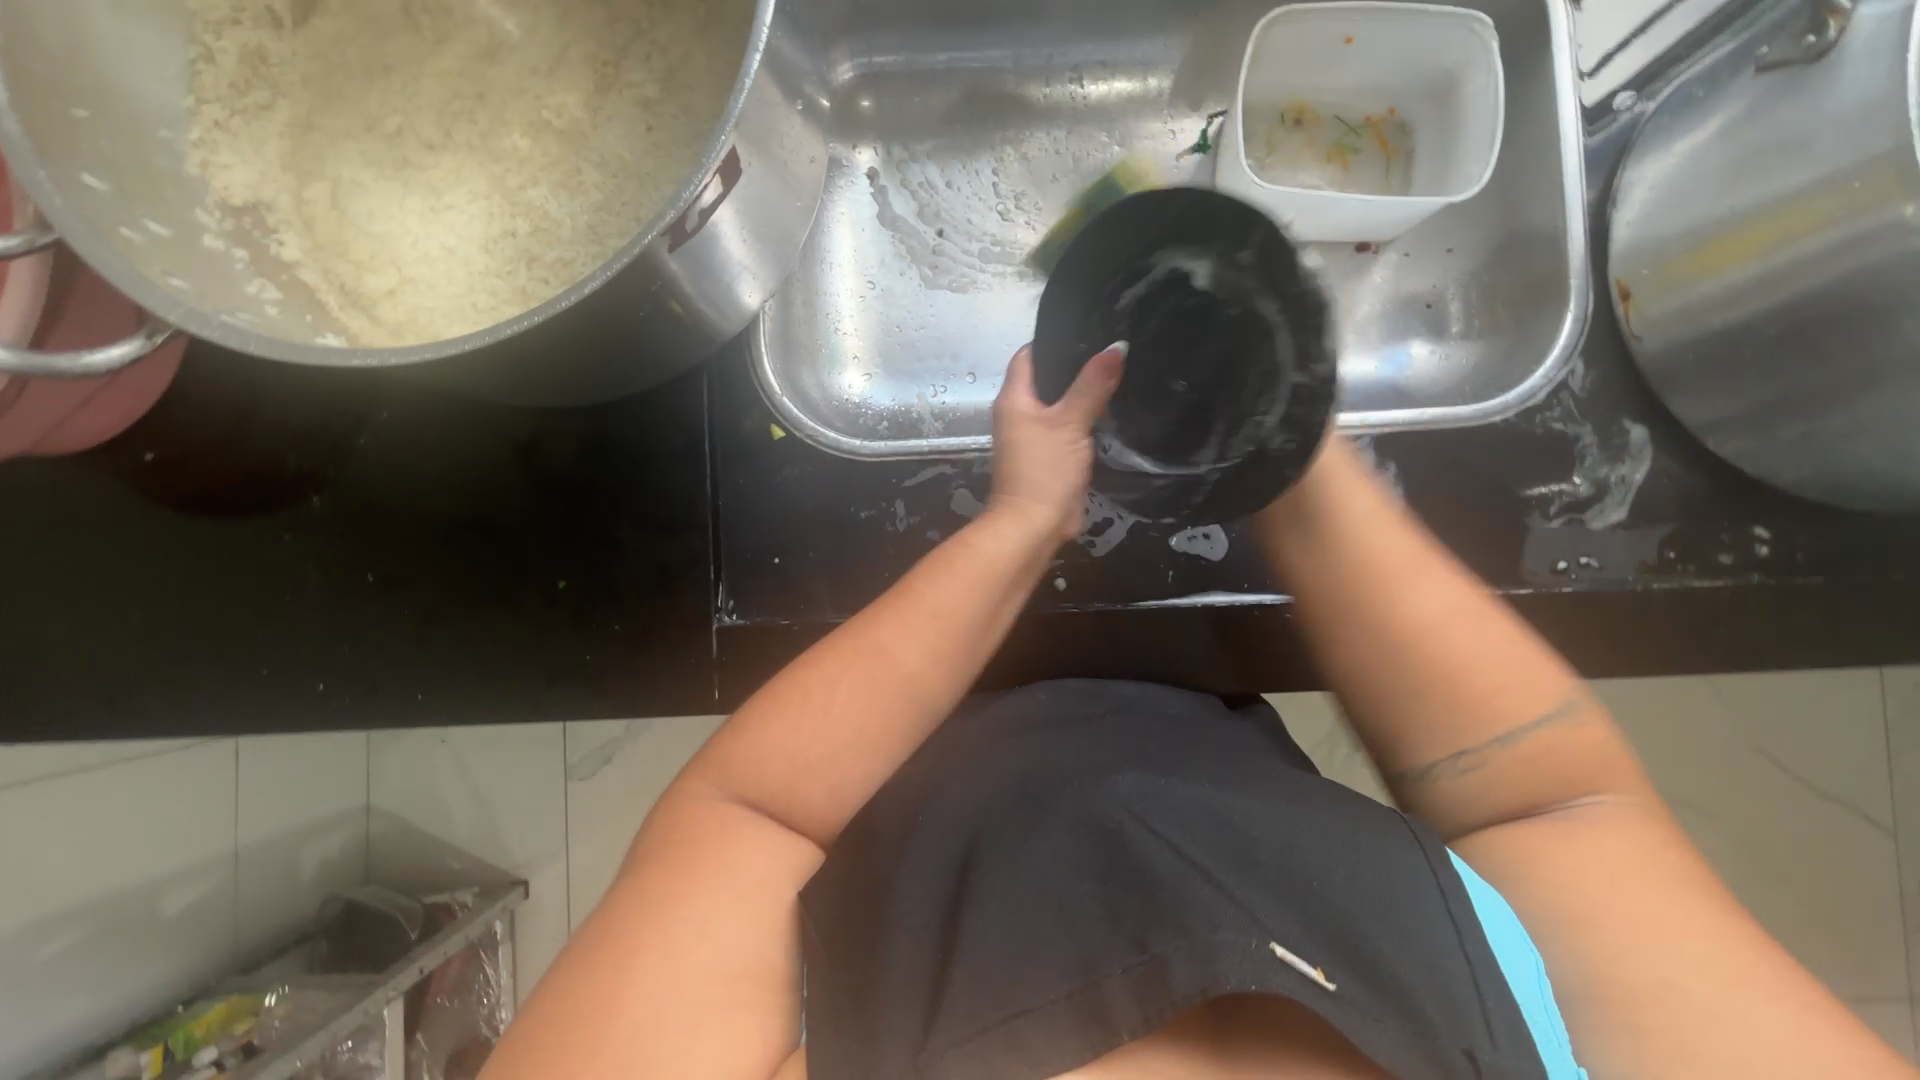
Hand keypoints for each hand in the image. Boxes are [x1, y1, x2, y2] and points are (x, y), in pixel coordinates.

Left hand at [986, 341, 1126, 545]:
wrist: (1033, 526)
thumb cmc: (1043, 470)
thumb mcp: (1070, 422)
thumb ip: (1092, 385)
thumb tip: (1117, 346)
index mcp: (1014, 399)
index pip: (1029, 354)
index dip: (1054, 339)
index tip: (1089, 326)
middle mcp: (1020, 414)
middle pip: (1048, 379)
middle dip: (1077, 365)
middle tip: (1115, 345)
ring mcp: (1036, 438)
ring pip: (1062, 405)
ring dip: (1085, 393)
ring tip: (1121, 369)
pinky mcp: (1052, 458)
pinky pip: (1071, 429)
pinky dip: (1089, 419)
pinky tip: (1115, 408)